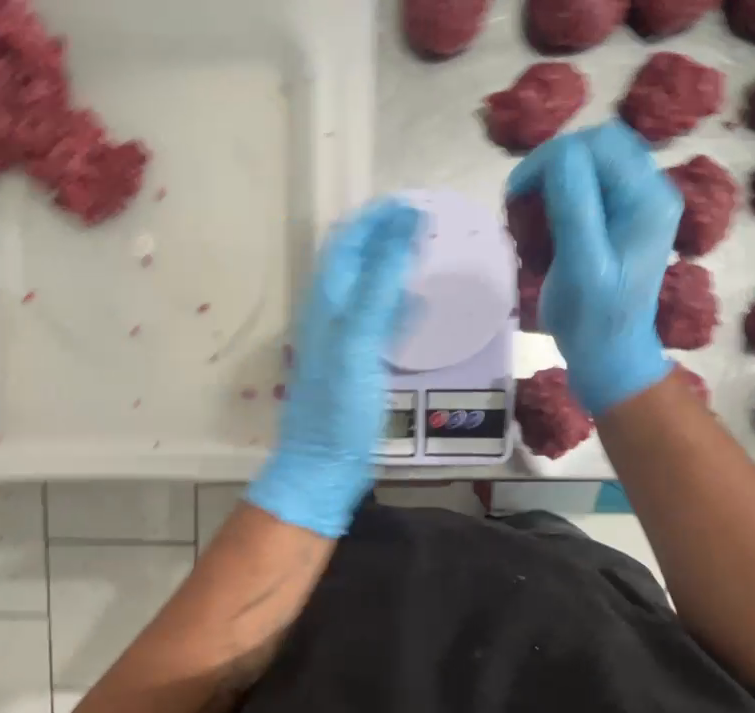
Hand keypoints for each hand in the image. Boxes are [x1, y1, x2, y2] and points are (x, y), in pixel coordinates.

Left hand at [246, 198, 421, 537]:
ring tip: (431, 255)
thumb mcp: (359, 341)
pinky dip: (398, 303)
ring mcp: (343, 343)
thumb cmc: (338, 408)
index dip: (377, 218)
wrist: (324, 469)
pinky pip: (378, 321)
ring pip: (368, 290)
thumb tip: (404, 223)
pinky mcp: (357, 367)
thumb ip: (379, 284)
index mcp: (326, 304)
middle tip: (431, 225)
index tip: (417, 202)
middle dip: (388, 237)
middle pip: (357, 262)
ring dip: (394, 267)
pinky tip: (420, 308)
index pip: (348, 242)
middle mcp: (331, 316)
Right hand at [507, 123, 681, 414]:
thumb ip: (574, 205)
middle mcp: (648, 190)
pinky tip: (543, 234)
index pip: (596, 144)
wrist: (609, 357)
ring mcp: (635, 205)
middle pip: (592, 148)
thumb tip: (556, 155)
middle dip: (548, 172)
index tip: (516, 198)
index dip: (550, 160)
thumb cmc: (593, 319)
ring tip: (529, 225)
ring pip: (586, 166)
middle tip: (520, 210)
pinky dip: (555, 204)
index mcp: (646, 197)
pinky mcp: (619, 221)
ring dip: (549, 188)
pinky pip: (585, 190)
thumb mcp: (582, 264)